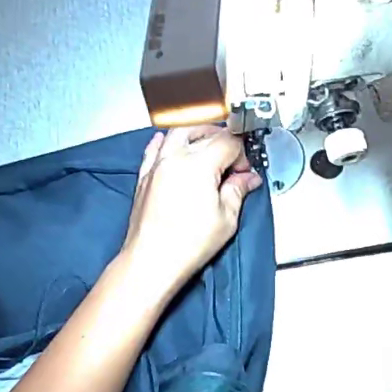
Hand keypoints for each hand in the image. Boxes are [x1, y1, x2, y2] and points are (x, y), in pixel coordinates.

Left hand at [117, 126, 262, 292]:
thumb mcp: (226, 219)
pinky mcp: (144, 177)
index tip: (244, 173)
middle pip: (204, 132)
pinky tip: (168, 142)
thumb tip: (247, 180)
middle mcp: (175, 158)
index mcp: (199, 164)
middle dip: (223, 140)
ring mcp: (157, 165)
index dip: (242, 155)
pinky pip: (153, 148)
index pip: (228, 142)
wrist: (152, 260)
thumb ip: (238, 191)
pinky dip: (164, 141)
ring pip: (178, 132)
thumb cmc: (185, 244)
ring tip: (207, 145)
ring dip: (196, 133)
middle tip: (232, 159)